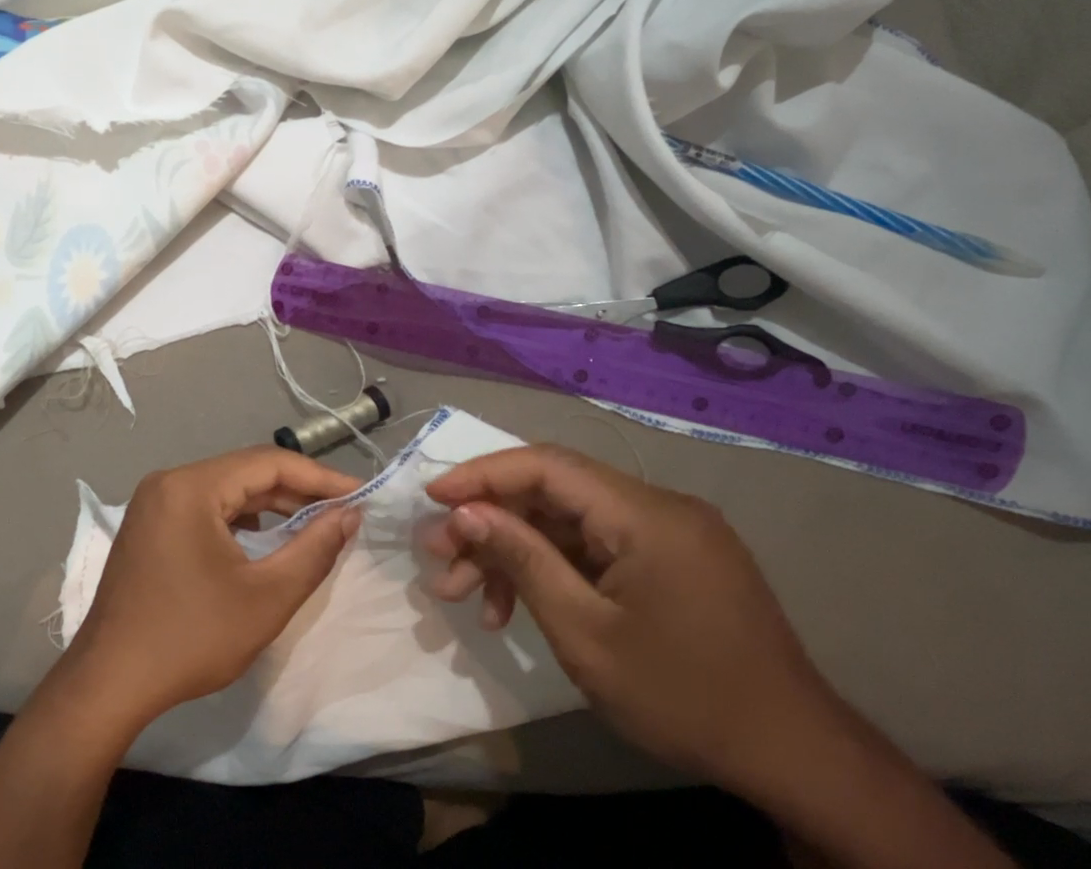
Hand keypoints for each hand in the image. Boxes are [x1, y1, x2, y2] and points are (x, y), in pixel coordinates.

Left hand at [59, 447, 362, 725]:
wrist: (112, 680)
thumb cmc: (192, 637)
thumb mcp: (267, 596)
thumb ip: (314, 549)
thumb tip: (349, 514)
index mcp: (190, 487)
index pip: (268, 462)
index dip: (320, 477)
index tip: (362, 496)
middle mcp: (166, 483)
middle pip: (244, 472)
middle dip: (297, 492)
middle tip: (345, 513)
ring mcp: (152, 505)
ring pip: (224, 491)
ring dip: (269, 507)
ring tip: (313, 527)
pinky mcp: (147, 529)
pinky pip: (202, 510)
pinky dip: (239, 521)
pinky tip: (265, 542)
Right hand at [417, 445, 835, 786]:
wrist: (791, 755)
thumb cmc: (681, 693)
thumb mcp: (584, 631)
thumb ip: (522, 560)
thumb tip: (465, 512)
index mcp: (647, 516)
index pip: (548, 465)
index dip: (481, 475)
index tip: (431, 500)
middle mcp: (660, 510)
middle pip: (554, 493)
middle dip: (489, 523)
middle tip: (439, 561)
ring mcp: (669, 537)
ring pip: (568, 524)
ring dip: (512, 553)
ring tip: (463, 596)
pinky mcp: (671, 564)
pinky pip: (594, 550)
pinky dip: (550, 571)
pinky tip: (511, 610)